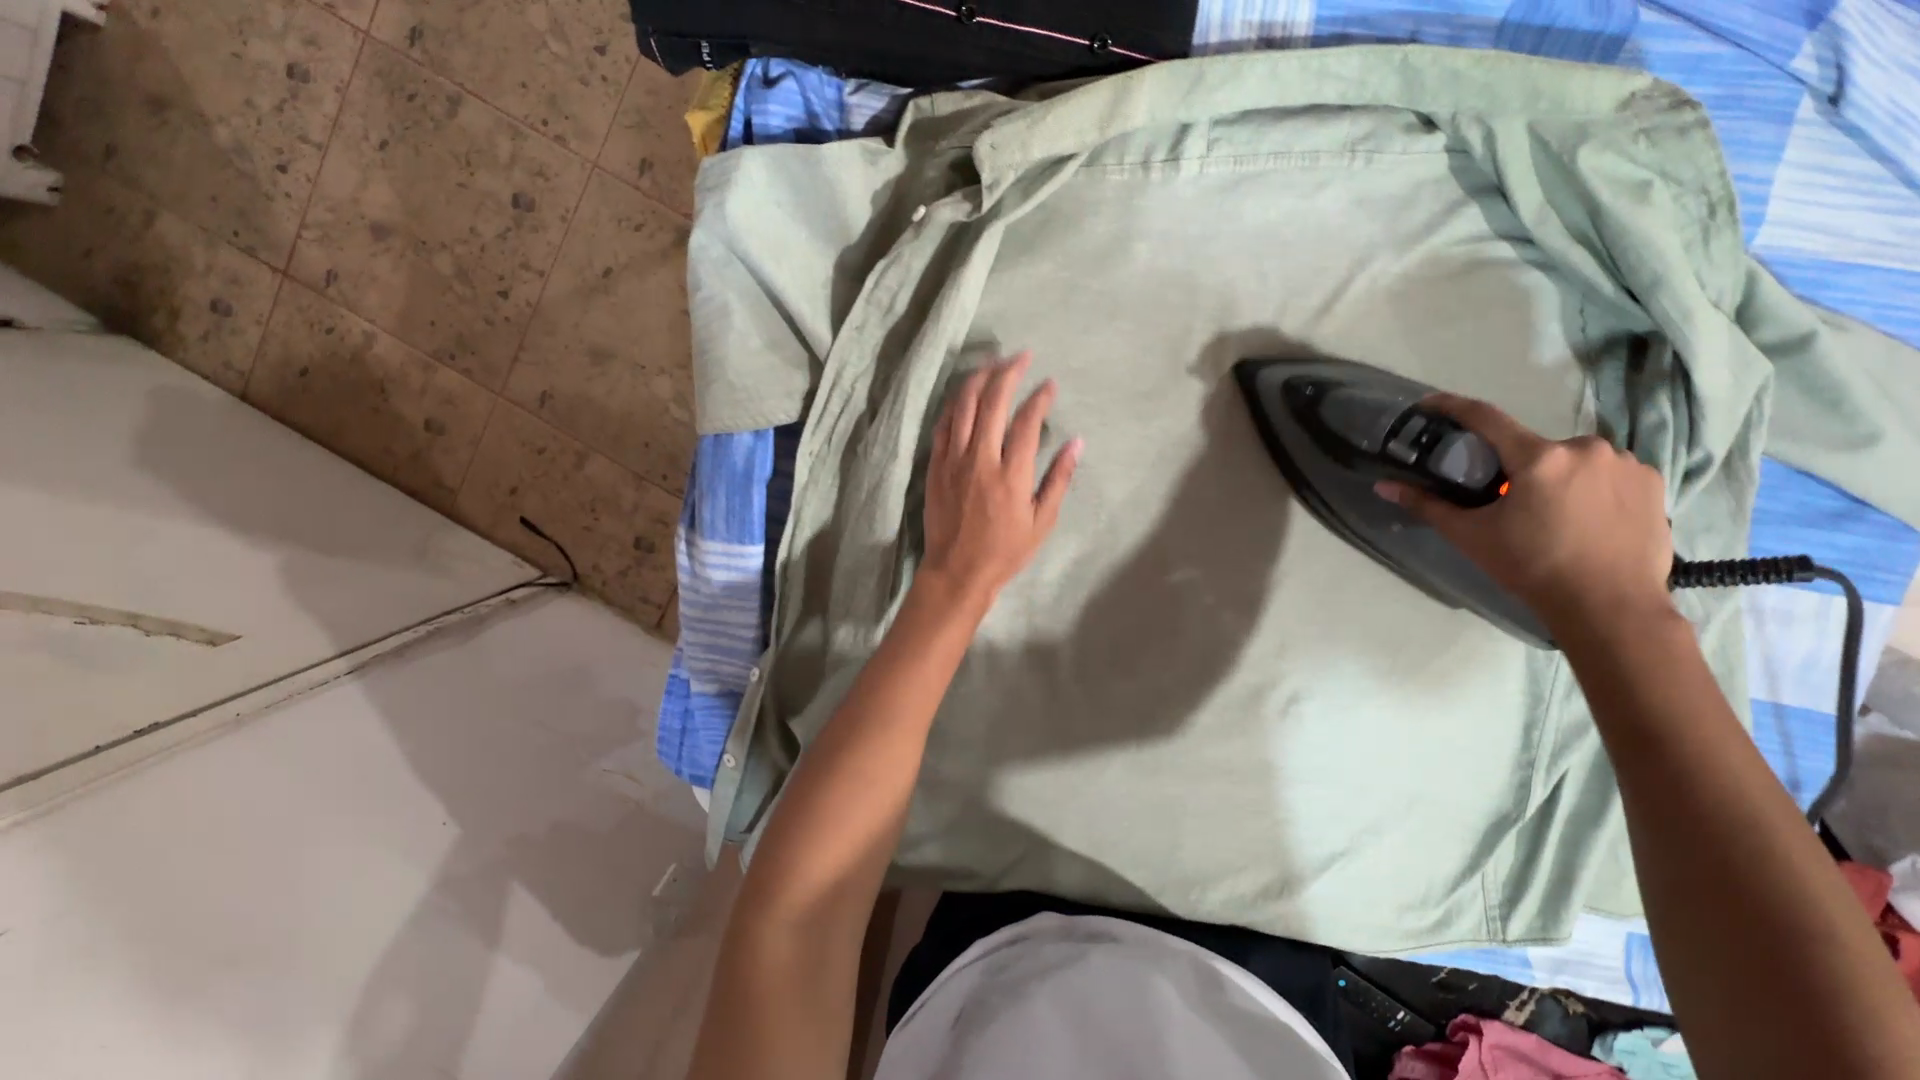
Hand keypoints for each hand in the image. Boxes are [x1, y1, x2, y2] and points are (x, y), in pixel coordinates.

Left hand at [920, 353, 1081, 605]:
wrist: (957, 572)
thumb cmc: (1005, 551)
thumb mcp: (1042, 522)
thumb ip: (1058, 479)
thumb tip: (1076, 443)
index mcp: (1010, 475)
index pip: (1026, 421)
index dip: (1039, 397)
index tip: (1050, 384)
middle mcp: (980, 460)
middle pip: (993, 401)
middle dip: (1009, 372)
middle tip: (1023, 357)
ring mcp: (953, 460)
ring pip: (963, 406)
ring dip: (979, 379)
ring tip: (994, 363)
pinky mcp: (935, 466)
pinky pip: (944, 425)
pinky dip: (956, 404)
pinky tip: (966, 394)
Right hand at [1374, 393, 1674, 637]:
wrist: (1610, 608)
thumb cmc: (1533, 569)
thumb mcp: (1473, 537)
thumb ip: (1429, 506)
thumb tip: (1384, 486)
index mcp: (1539, 458)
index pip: (1486, 417)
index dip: (1453, 407)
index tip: (1430, 405)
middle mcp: (1585, 448)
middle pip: (1535, 447)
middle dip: (1519, 468)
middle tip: (1509, 502)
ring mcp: (1625, 463)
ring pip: (1574, 460)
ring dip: (1558, 478)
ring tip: (1553, 516)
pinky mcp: (1653, 481)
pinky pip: (1611, 473)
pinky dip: (1593, 488)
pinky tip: (1588, 519)